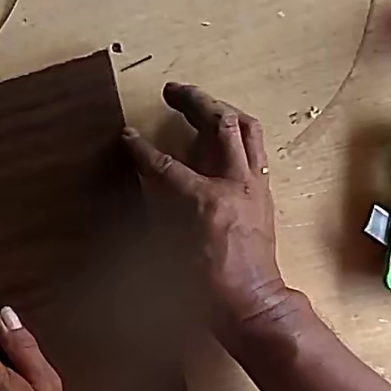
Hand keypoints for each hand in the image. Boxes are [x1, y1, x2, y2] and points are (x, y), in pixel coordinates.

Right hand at [122, 83, 292, 335]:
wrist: (250, 300)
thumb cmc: (202, 283)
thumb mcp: (167, 245)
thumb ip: (156, 206)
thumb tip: (144, 178)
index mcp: (205, 199)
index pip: (165, 164)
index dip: (141, 149)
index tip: (126, 135)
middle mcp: (235, 183)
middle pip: (220, 124)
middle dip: (195, 102)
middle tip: (173, 91)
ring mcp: (254, 184)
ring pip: (246, 129)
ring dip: (222, 110)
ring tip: (201, 104)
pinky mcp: (264, 190)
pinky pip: (254, 149)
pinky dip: (237, 135)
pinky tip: (222, 137)